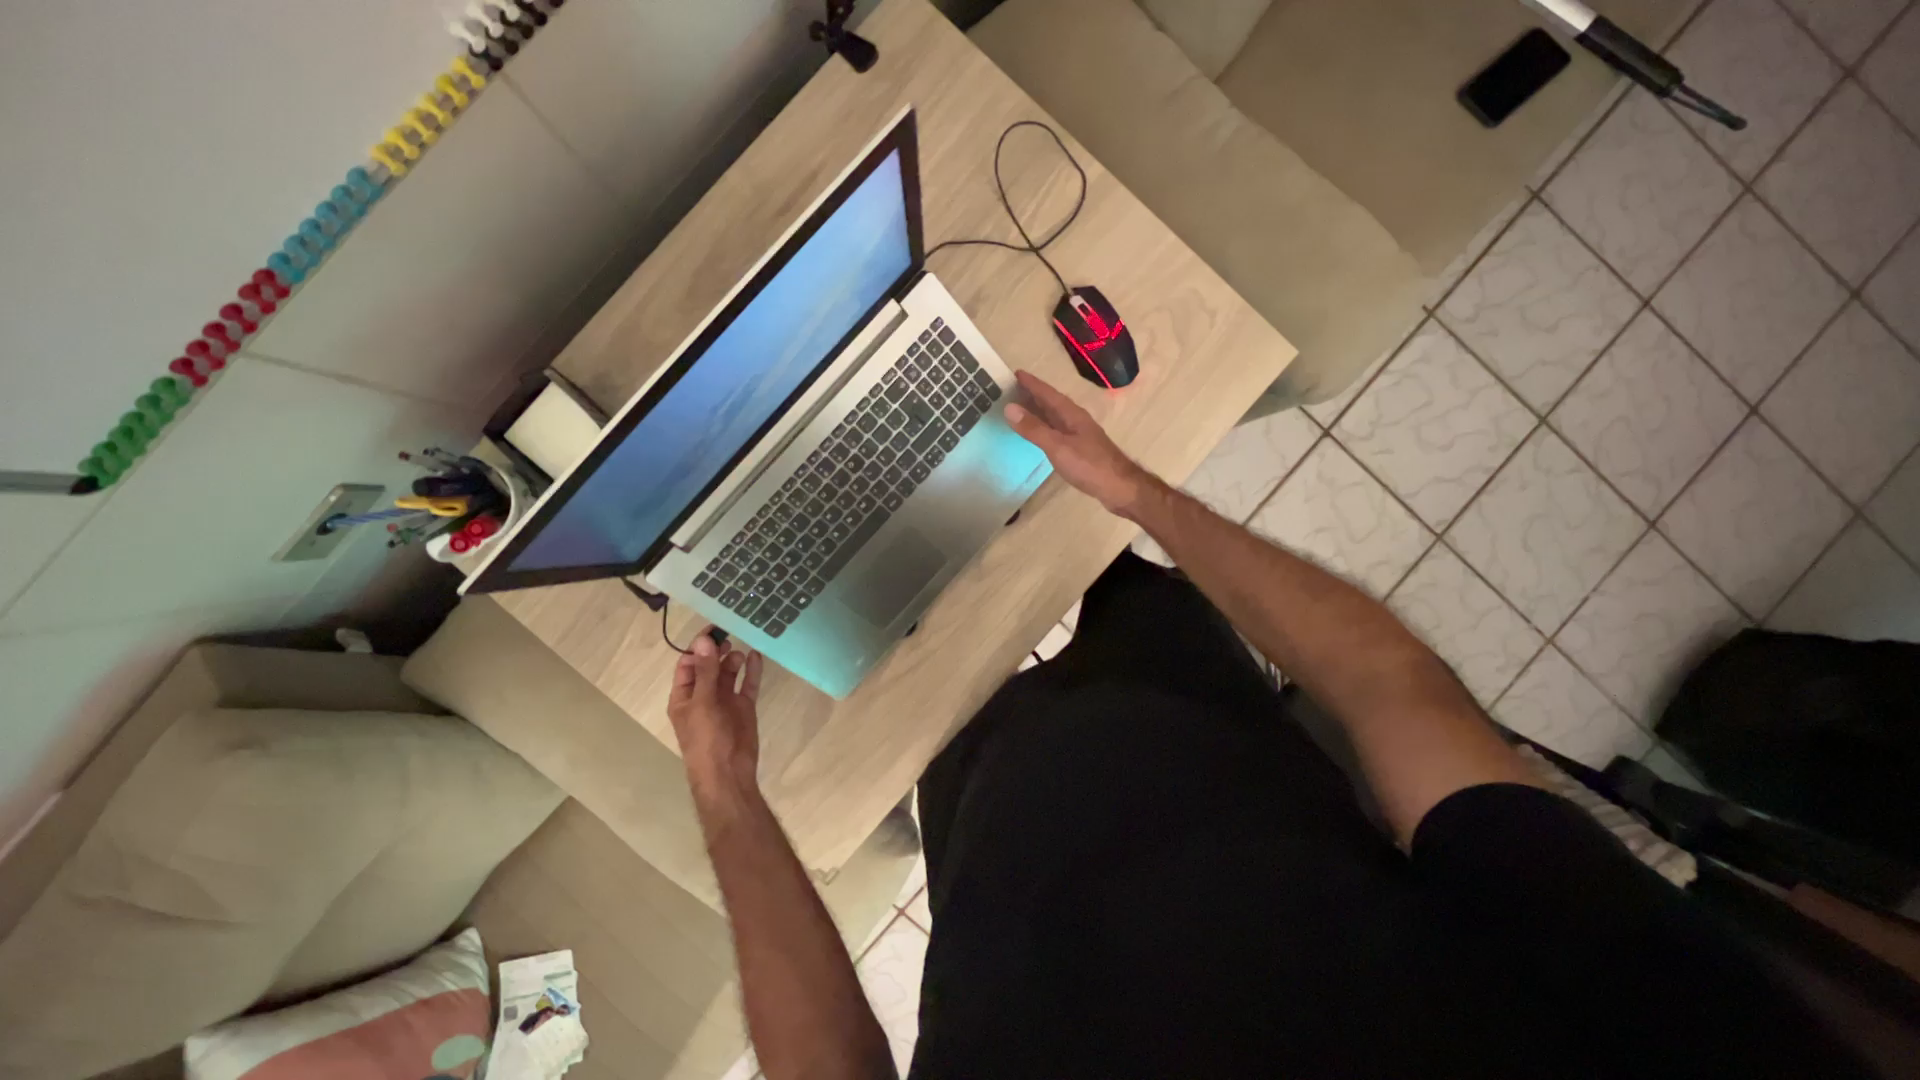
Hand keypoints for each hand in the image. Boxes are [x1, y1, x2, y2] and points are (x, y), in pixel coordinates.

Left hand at [666, 630, 763, 797]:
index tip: (712, 628)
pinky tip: (757, 656)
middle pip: (709, 666)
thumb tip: (703, 640)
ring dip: (733, 660)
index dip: (698, 646)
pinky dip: (752, 671)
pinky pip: (747, 685)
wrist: (728, 773)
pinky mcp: (744, 707)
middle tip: (729, 632)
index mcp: (684, 696)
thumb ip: (706, 671)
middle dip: (716, 650)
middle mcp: (703, 696)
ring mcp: (725, 701)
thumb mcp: (703, 703)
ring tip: (739, 651)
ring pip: (728, 673)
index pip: (687, 664)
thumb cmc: (707, 739)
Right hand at [1004, 370, 1163, 517]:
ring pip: (1054, 417)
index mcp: (1071, 414)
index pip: (1048, 393)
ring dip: (1038, 411)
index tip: (1016, 373)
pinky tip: (1039, 433)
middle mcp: (1075, 420)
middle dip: (1033, 395)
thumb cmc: (1089, 465)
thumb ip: (1034, 428)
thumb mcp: (1058, 446)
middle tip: (1012, 389)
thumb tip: (1009, 408)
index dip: (1032, 383)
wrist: (1119, 487)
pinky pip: (1057, 431)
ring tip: (1020, 408)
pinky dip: (1044, 427)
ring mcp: (1079, 435)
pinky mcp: (1080, 449)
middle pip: (1051, 403)